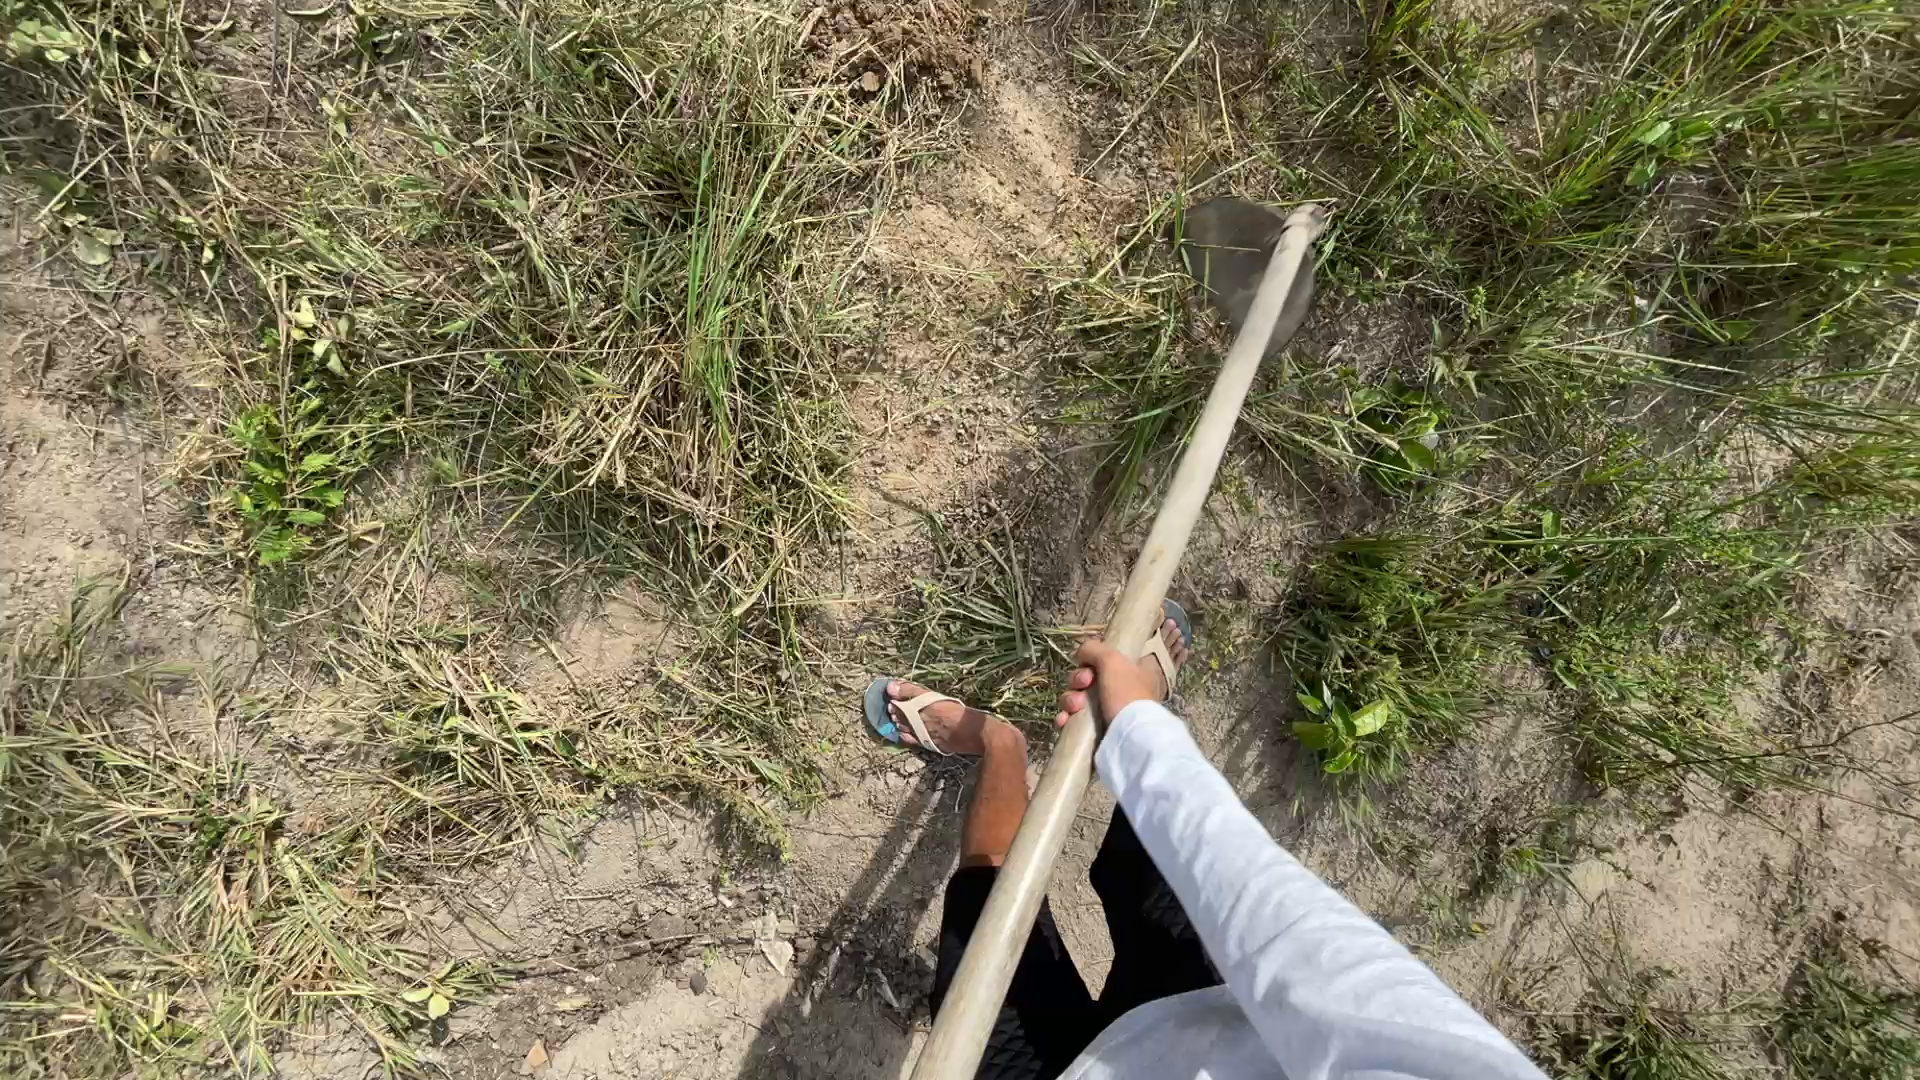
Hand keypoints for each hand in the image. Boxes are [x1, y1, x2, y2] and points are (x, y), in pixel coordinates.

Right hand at [1054, 637, 1157, 729]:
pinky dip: (1066, 718)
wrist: (1129, 738)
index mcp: (1133, 671)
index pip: (1106, 659)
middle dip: (1078, 681)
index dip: (1091, 660)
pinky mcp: (1097, 731)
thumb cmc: (1125, 693)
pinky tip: (1064, 720)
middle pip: (1087, 678)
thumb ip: (1093, 648)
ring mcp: (1109, 712)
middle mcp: (1122, 690)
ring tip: (1074, 707)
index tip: (1088, 665)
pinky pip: (1074, 719)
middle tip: (1083, 685)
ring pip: (1078, 698)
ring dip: (1070, 699)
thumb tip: (1080, 654)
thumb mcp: (1112, 660)